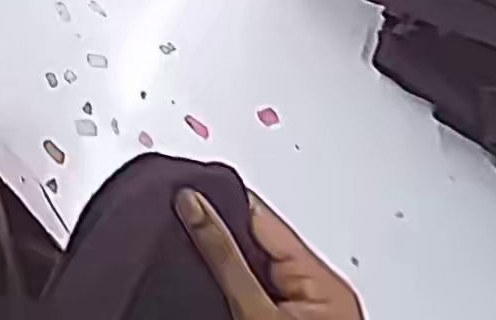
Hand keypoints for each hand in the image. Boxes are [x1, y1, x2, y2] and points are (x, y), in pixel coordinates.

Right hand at [175, 189, 362, 319]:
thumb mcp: (256, 314)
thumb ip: (223, 255)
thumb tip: (191, 200)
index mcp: (322, 280)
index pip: (256, 212)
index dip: (215, 197)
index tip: (177, 189)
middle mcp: (317, 289)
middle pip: (250, 234)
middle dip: (213, 225)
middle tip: (173, 215)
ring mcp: (303, 308)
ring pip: (247, 259)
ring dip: (216, 251)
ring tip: (182, 242)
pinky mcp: (285, 319)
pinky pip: (248, 281)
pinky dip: (223, 274)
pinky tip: (201, 271)